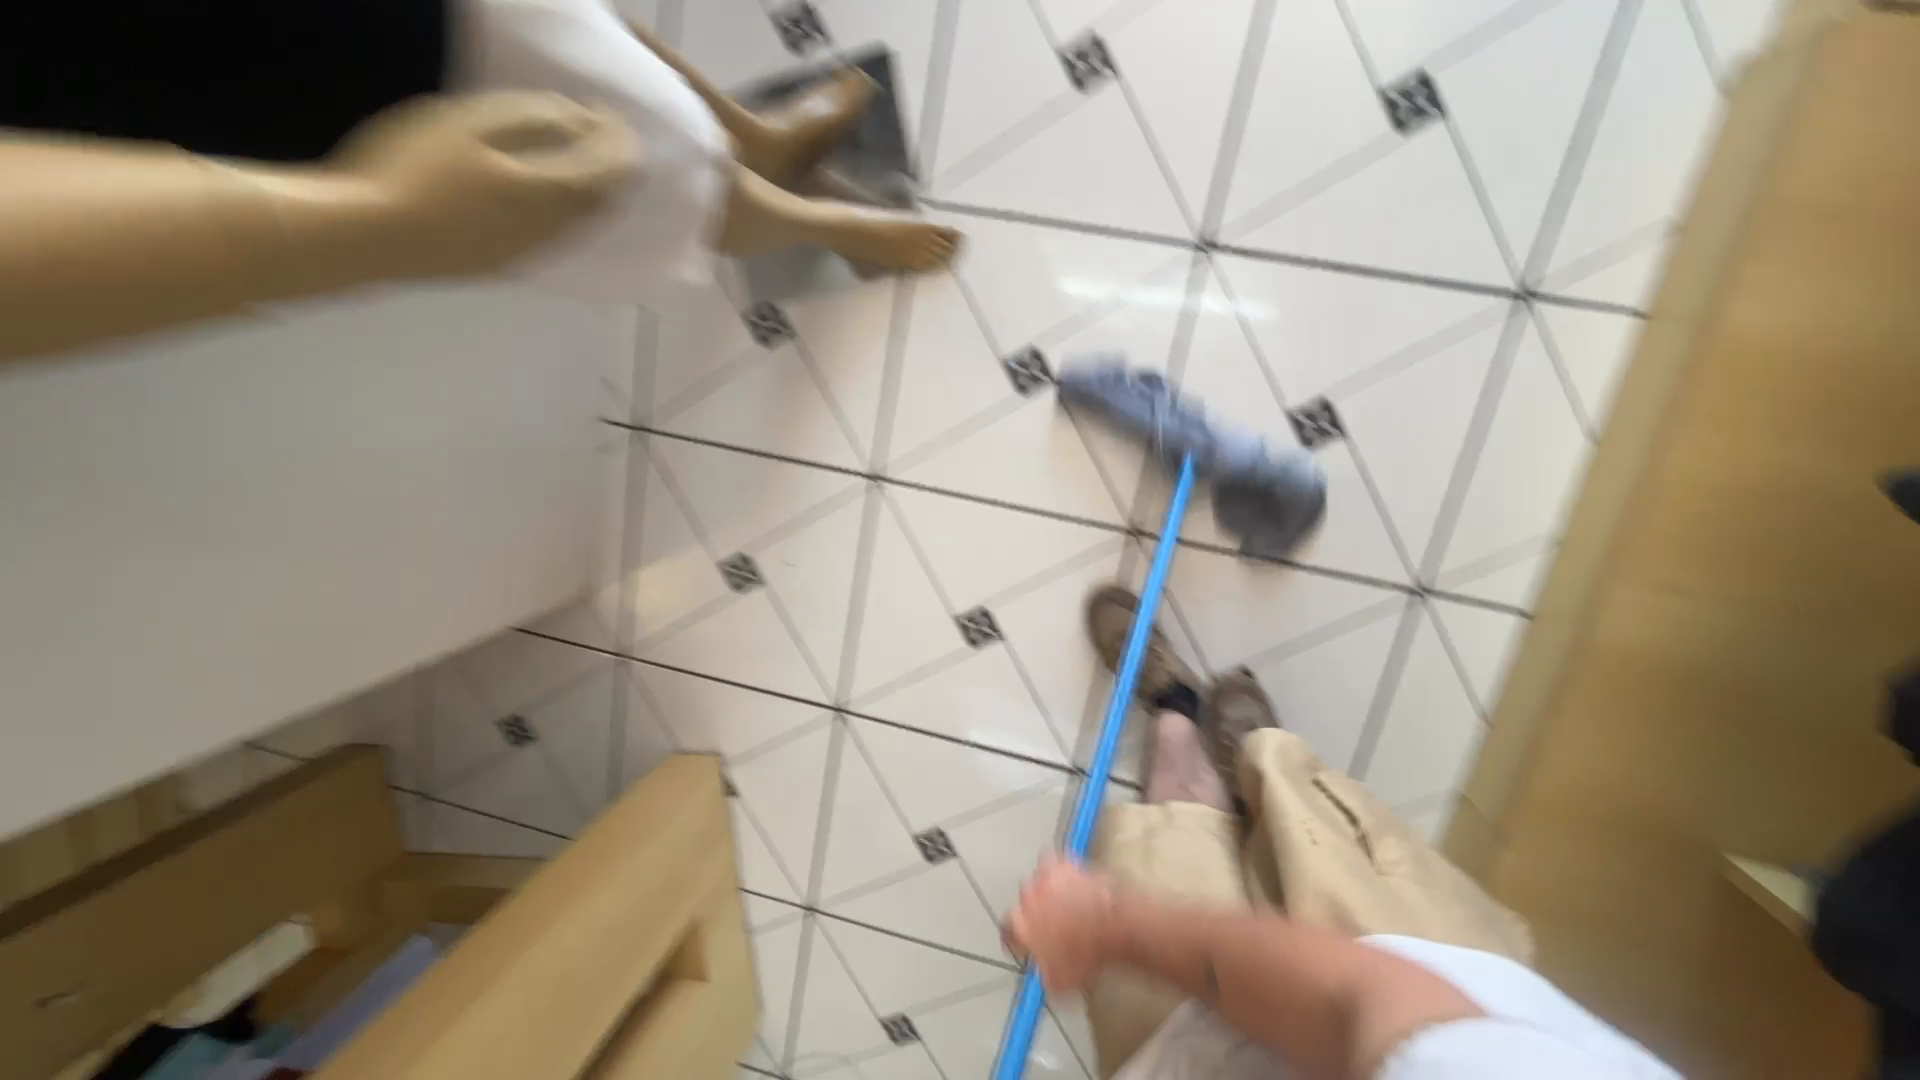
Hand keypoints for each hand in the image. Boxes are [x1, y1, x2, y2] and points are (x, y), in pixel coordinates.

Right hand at [332, 91, 640, 277]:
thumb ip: (530, 117)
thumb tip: (575, 118)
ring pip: (585, 220)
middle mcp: (556, 229)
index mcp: (552, 193)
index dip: (617, 139)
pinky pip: (560, 234)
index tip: (605, 112)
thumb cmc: (416, 170)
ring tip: (578, 157)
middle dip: (610, 163)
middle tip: (596, 131)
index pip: (611, 169)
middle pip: (606, 198)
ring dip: (591, 188)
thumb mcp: (469, 123)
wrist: (374, 237)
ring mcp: (535, 251)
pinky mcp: (512, 263)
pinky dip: (569, 208)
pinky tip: (548, 192)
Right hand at [1005, 857, 1119, 995]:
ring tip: (1063, 897)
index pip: (1008, 930)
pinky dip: (1059, 868)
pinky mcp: (1062, 862)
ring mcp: (1043, 877)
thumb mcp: (1061, 982)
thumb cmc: (1086, 958)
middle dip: (1035, 910)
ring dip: (1046, 887)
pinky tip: (1070, 877)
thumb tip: (1042, 973)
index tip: (1031, 943)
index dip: (1019, 936)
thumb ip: (1043, 973)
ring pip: (1038, 879)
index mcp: (1020, 927)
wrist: (1113, 926)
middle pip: (1024, 902)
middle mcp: (1025, 898)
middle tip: (1052, 921)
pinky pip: (1053, 861)